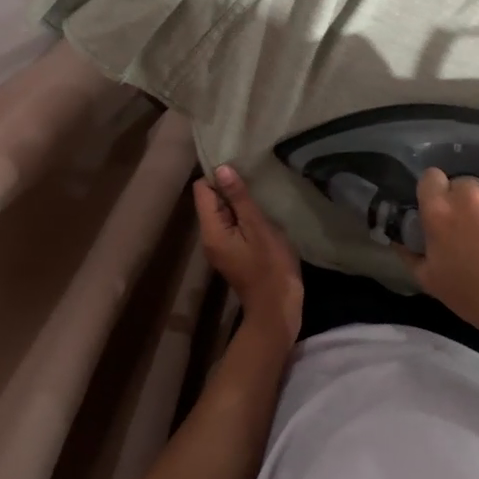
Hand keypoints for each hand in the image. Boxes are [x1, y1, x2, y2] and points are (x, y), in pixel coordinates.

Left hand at [195, 165, 302, 345]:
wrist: (277, 308)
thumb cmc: (270, 267)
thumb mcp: (258, 228)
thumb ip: (239, 198)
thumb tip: (222, 169)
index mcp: (211, 230)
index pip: (202, 189)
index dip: (218, 177)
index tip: (242, 172)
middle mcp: (209, 236)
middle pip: (210, 200)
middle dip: (229, 188)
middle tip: (255, 181)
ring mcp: (220, 246)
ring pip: (222, 212)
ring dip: (238, 202)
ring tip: (261, 195)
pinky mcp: (232, 251)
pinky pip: (231, 224)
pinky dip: (243, 216)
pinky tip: (262, 214)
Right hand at [395, 167, 478, 342]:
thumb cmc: (477, 298)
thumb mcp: (432, 281)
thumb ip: (411, 254)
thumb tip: (401, 241)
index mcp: (440, 210)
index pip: (430, 178)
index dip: (435, 193)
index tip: (443, 212)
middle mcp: (469, 193)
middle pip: (462, 186)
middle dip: (465, 204)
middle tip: (474, 233)